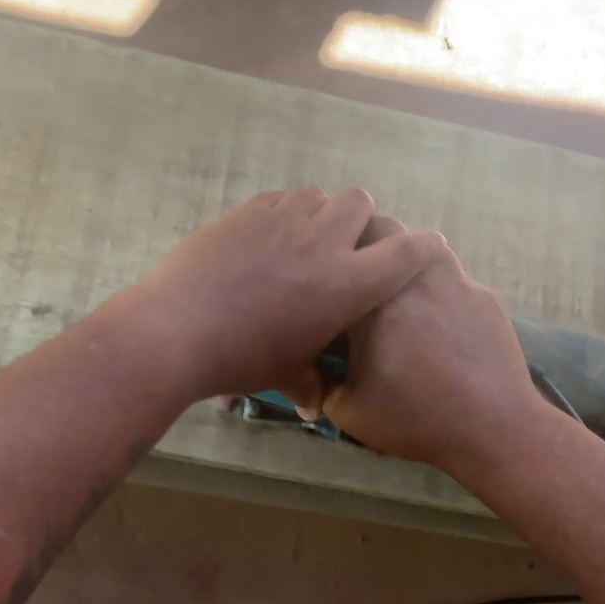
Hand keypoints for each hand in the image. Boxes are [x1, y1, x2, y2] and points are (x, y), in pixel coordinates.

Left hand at [128, 188, 447, 399]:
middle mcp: (324, 241)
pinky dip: (285, 213)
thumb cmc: (242, 359)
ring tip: (302, 243)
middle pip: (361, 201)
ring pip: (318, 195)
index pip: (407, 251)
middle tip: (343, 248)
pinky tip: (267, 241)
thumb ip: (309, 384)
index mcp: (348, 283)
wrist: (178, 331)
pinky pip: (281, 198)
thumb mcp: (285, 374)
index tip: (426, 247)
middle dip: (360, 219)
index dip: (423, 246)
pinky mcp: (248, 211)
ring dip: (320, 213)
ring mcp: (283, 220)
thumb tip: (314, 409)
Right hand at [291, 216, 550, 474]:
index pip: (342, 252)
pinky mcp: (483, 296)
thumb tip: (312, 379)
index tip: (325, 265)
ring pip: (423, 246)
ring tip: (399, 290)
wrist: (492, 427)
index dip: (332, 251)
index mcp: (370, 302)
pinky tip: (437, 321)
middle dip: (368, 240)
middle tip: (360, 269)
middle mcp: (410, 278)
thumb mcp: (350, 413)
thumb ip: (323, 388)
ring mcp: (453, 281)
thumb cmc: (414, 419)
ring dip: (406, 258)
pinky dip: (439, 287)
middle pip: (384, 228)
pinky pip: (453, 277)